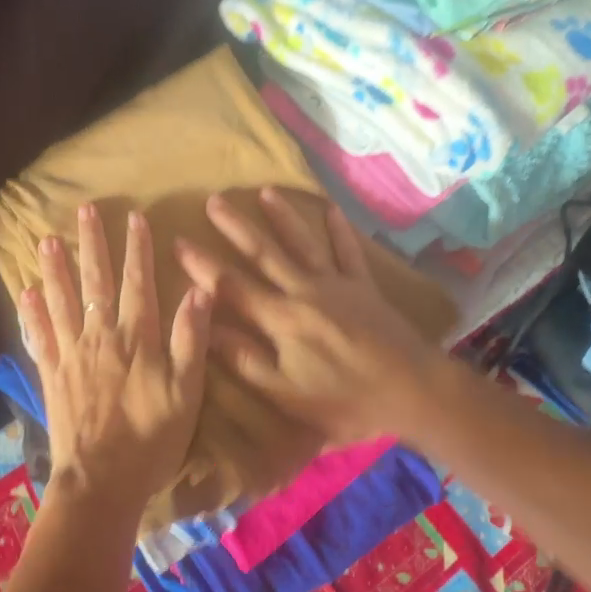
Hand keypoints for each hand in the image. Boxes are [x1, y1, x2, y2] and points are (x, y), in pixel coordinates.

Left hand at [18, 204, 211, 513]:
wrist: (102, 483)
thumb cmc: (152, 440)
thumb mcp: (186, 393)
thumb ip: (190, 340)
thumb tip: (199, 291)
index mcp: (136, 338)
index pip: (138, 282)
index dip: (137, 249)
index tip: (135, 217)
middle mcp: (100, 337)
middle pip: (95, 281)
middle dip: (92, 243)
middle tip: (85, 210)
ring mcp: (71, 355)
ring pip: (62, 301)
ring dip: (55, 268)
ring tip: (47, 239)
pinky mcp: (51, 375)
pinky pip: (38, 337)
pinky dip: (31, 314)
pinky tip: (25, 293)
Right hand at [175, 189, 449, 445]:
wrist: (413, 390)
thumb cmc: (345, 400)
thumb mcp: (286, 392)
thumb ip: (244, 359)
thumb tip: (204, 328)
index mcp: (280, 319)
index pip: (231, 287)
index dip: (202, 265)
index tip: (177, 241)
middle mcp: (303, 291)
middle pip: (264, 253)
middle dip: (236, 227)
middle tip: (213, 200)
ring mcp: (336, 284)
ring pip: (302, 243)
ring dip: (282, 216)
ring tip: (264, 192)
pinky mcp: (363, 286)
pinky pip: (348, 251)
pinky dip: (339, 230)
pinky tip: (330, 209)